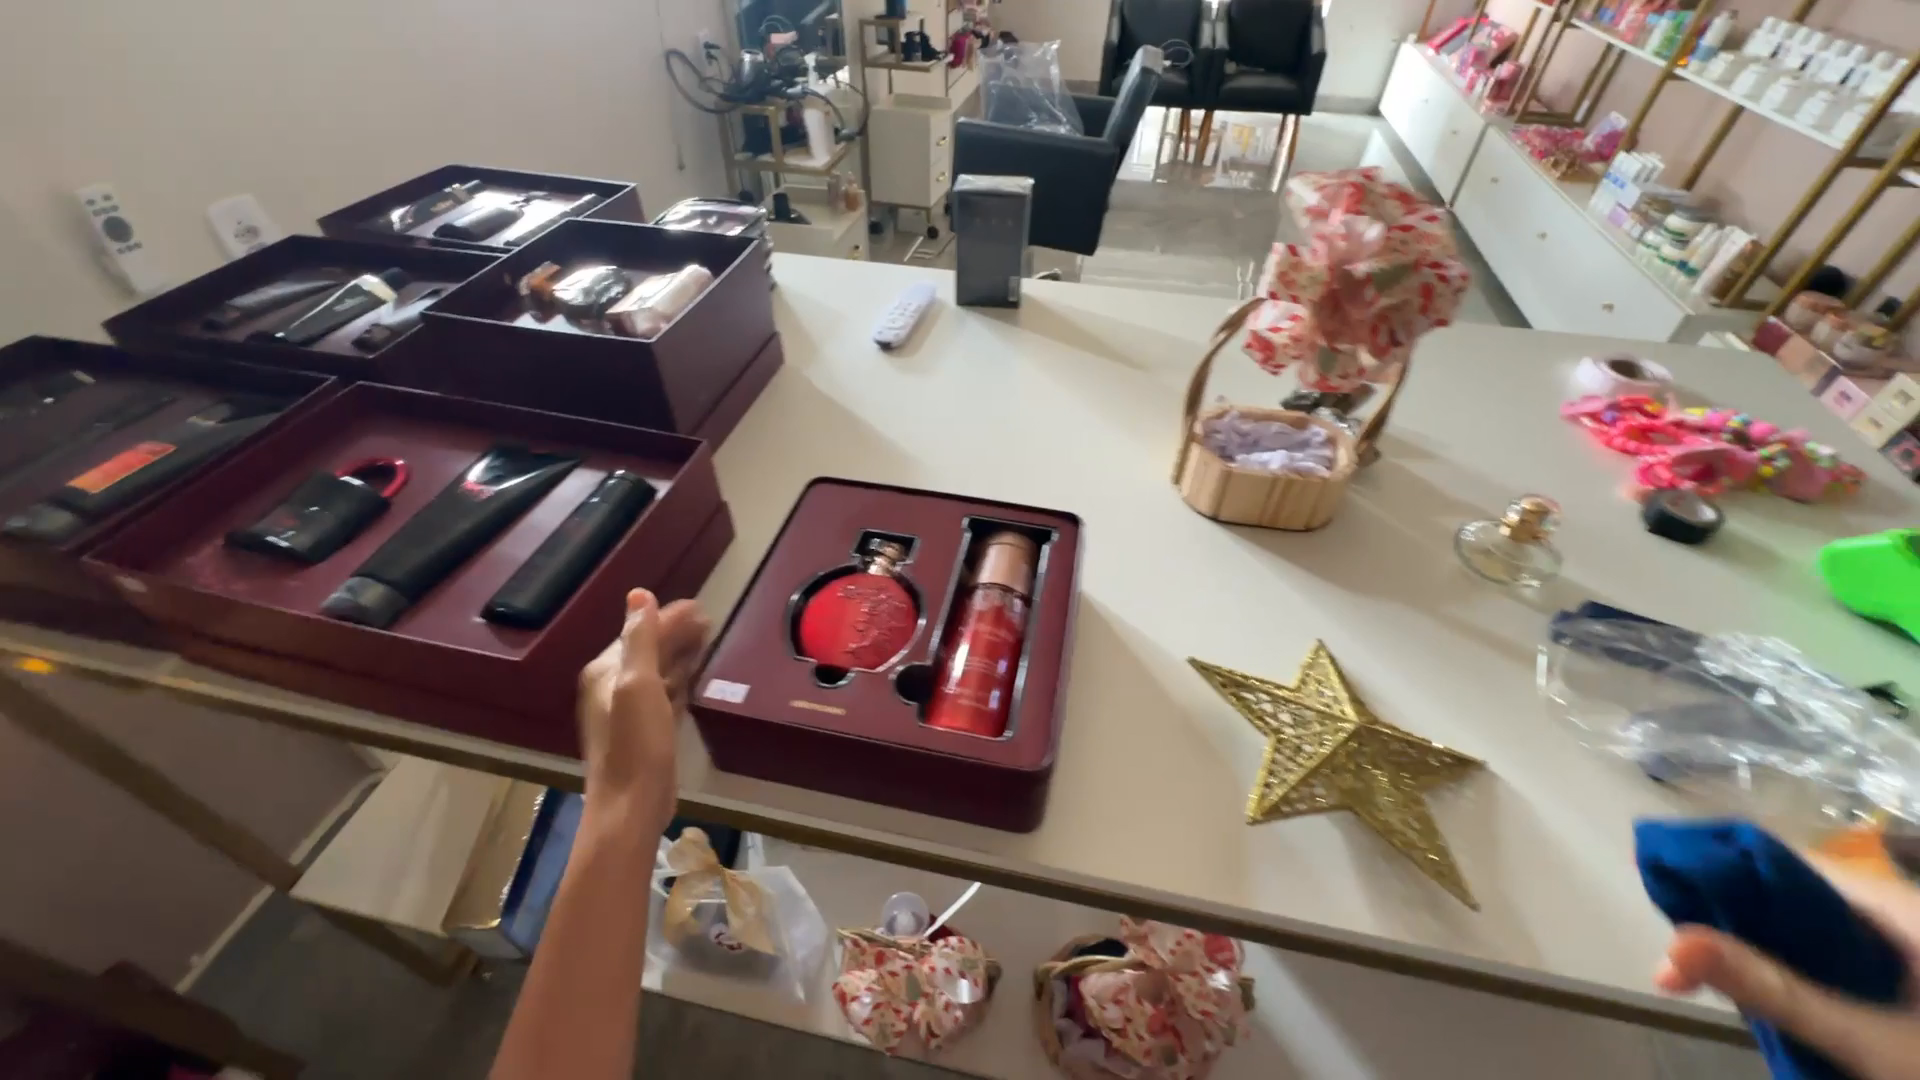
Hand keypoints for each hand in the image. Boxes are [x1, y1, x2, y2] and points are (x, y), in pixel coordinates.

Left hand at [576, 589, 710, 836]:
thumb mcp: (638, 685)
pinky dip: (680, 679)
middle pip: (649, 650)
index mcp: (606, 672)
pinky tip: (696, 675)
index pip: (640, 631)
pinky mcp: (647, 731)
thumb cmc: (636, 744)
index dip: (669, 617)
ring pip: (659, 671)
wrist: (632, 806)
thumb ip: (640, 639)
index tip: (700, 606)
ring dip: (681, 653)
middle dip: (676, 632)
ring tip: (709, 639)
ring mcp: (629, 711)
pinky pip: (666, 693)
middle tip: (711, 619)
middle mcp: (612, 687)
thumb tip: (639, 594)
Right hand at [1655, 856, 1919, 1079]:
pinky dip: (1793, 963)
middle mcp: (1898, 906)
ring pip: (1804, 919)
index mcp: (1893, 904)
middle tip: (1682, 959)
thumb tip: (1667, 944)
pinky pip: (1833, 945)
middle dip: (1727, 916)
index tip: (1659, 890)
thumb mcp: (1875, 1045)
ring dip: (1755, 945)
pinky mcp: (1905, 967)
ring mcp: (1905, 937)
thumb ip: (1772, 990)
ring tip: (1716, 979)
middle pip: (1784, 887)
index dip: (1710, 866)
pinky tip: (1778, 994)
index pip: (1774, 855)